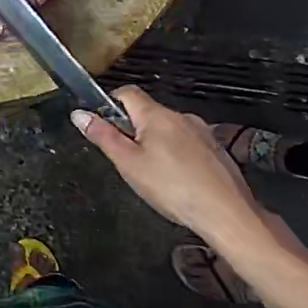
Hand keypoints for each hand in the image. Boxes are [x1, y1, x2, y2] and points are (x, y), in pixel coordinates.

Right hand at [71, 87, 261, 237]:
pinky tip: (176, 181)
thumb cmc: (174, 188)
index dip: (110, 104)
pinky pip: (187, 145)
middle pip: (147, 113)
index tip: (103, 125)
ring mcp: (203, 134)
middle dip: (132, 130)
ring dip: (155, 144)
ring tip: (152, 174)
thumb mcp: (126, 162)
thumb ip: (102, 135)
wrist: (228, 215)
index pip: (127, 92)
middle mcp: (182, 118)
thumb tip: (79, 114)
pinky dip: (176, 156)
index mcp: (157, 115)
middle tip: (126, 159)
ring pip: (168, 130)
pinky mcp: (218, 152)